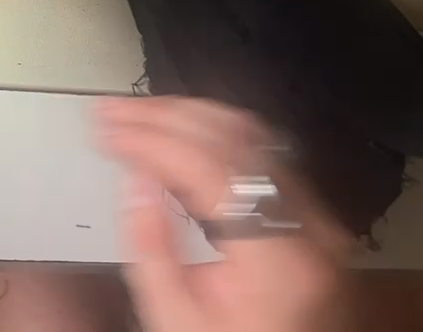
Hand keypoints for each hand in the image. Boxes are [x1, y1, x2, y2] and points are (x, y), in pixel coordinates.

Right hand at [98, 98, 348, 331]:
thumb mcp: (177, 319)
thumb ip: (151, 251)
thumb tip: (135, 180)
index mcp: (280, 260)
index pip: (209, 168)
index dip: (151, 141)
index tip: (107, 132)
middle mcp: (311, 227)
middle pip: (229, 138)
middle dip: (159, 116)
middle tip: (110, 112)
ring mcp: (315, 215)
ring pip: (244, 131)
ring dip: (181, 114)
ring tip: (134, 114)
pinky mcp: (307, 210)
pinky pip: (254, 147)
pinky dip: (206, 129)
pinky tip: (172, 129)